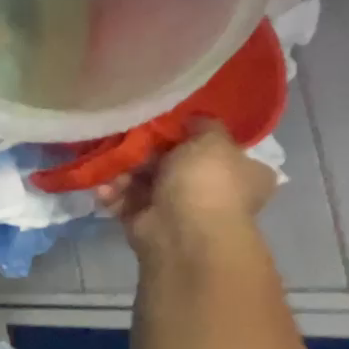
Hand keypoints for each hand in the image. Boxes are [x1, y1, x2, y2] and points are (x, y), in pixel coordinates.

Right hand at [96, 119, 275, 263]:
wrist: (181, 229)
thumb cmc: (206, 181)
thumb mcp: (212, 140)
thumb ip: (204, 126)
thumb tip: (194, 120)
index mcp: (244, 172)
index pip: (220, 149)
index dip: (194, 136)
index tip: (169, 127)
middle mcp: (214, 190)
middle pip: (175, 164)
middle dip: (149, 154)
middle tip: (130, 143)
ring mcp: (179, 207)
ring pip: (145, 182)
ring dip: (125, 173)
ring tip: (110, 167)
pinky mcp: (147, 221)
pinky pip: (126, 201)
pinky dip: (113, 193)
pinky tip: (103, 187)